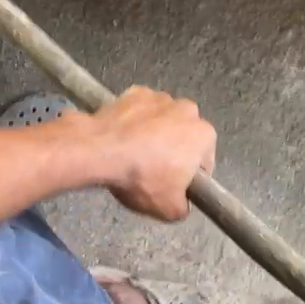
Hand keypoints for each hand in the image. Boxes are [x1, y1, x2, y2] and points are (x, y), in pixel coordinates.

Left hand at [73, 86, 216, 221]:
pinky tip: (123, 138)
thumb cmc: (141, 178)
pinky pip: (140, 110)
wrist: (100, 151)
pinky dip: (134, 121)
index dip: (189, 178)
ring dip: (154, 134)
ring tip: (134, 154)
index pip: (204, 162)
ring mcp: (160, 98)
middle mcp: (188, 110)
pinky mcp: (135, 92)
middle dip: (173, 151)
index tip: (173, 186)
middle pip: (184, 137)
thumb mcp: (170, 210)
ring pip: (163, 121)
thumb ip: (184, 207)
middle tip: (151, 171)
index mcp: (204, 135)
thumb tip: (181, 203)